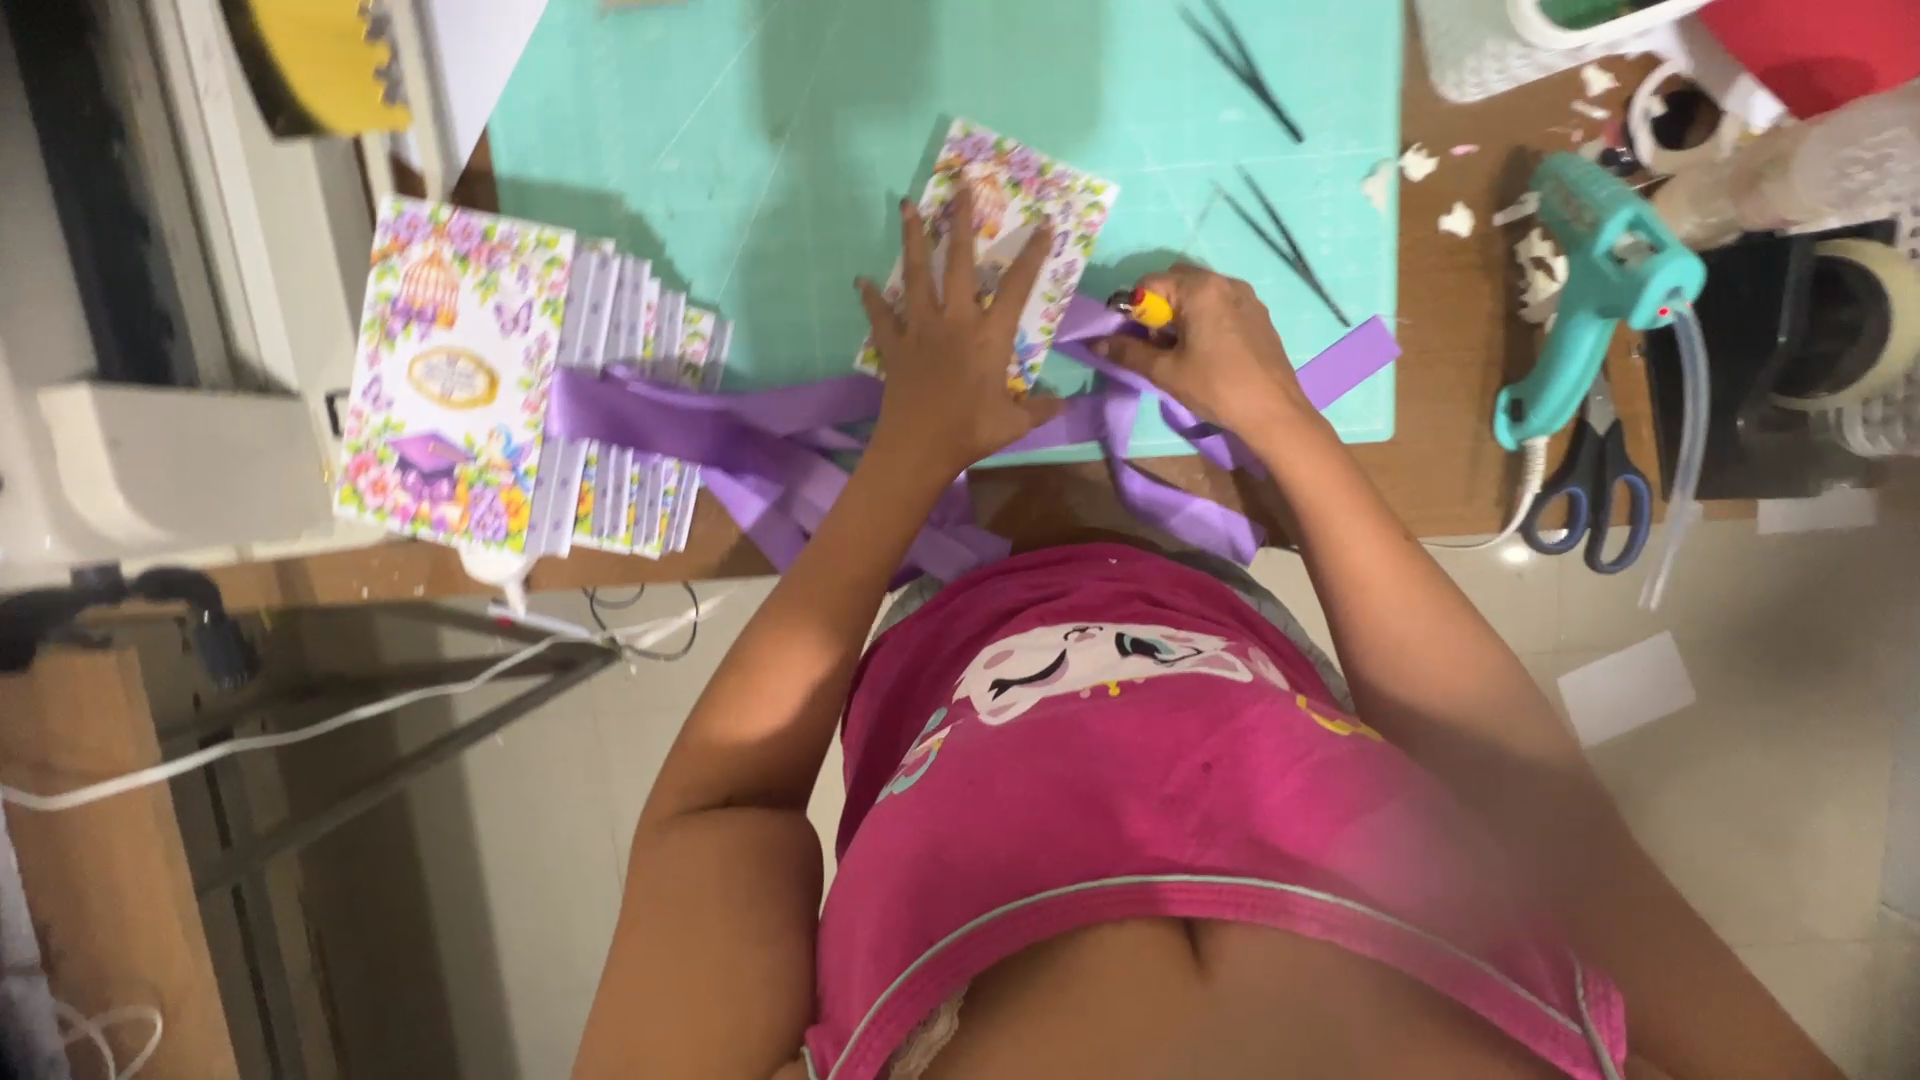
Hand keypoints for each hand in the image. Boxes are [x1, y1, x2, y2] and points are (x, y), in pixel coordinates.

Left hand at [858, 185, 1061, 479]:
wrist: (919, 448)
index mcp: (990, 337)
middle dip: (961, 221)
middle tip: (960, 187)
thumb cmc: (970, 433)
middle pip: (959, 262)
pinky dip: (871, 299)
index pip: (1017, 287)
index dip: (1032, 254)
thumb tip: (1065, 404)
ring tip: (907, 205)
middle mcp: (956, 322)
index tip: (1044, 224)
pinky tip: (862, 281)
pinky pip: (880, 316)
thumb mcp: (1014, 423)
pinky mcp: (894, 346)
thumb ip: (1041, 409)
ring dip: (912, 238)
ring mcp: (921, 330)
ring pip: (916, 275)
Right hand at [1095, 263, 1316, 436]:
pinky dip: (1204, 319)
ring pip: (1199, 294)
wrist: (1273, 411)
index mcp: (1200, 289)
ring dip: (1180, 314)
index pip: (1149, 283)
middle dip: (1157, 308)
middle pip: (1176, 282)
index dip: (1132, 309)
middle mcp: (1225, 282)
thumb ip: (1127, 352)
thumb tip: (1095, 343)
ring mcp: (1247, 297)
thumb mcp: (1165, 372)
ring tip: (1181, 351)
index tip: (1132, 338)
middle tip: (1156, 345)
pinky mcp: (1258, 315)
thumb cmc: (1216, 387)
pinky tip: (1207, 353)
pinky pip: (1221, 305)